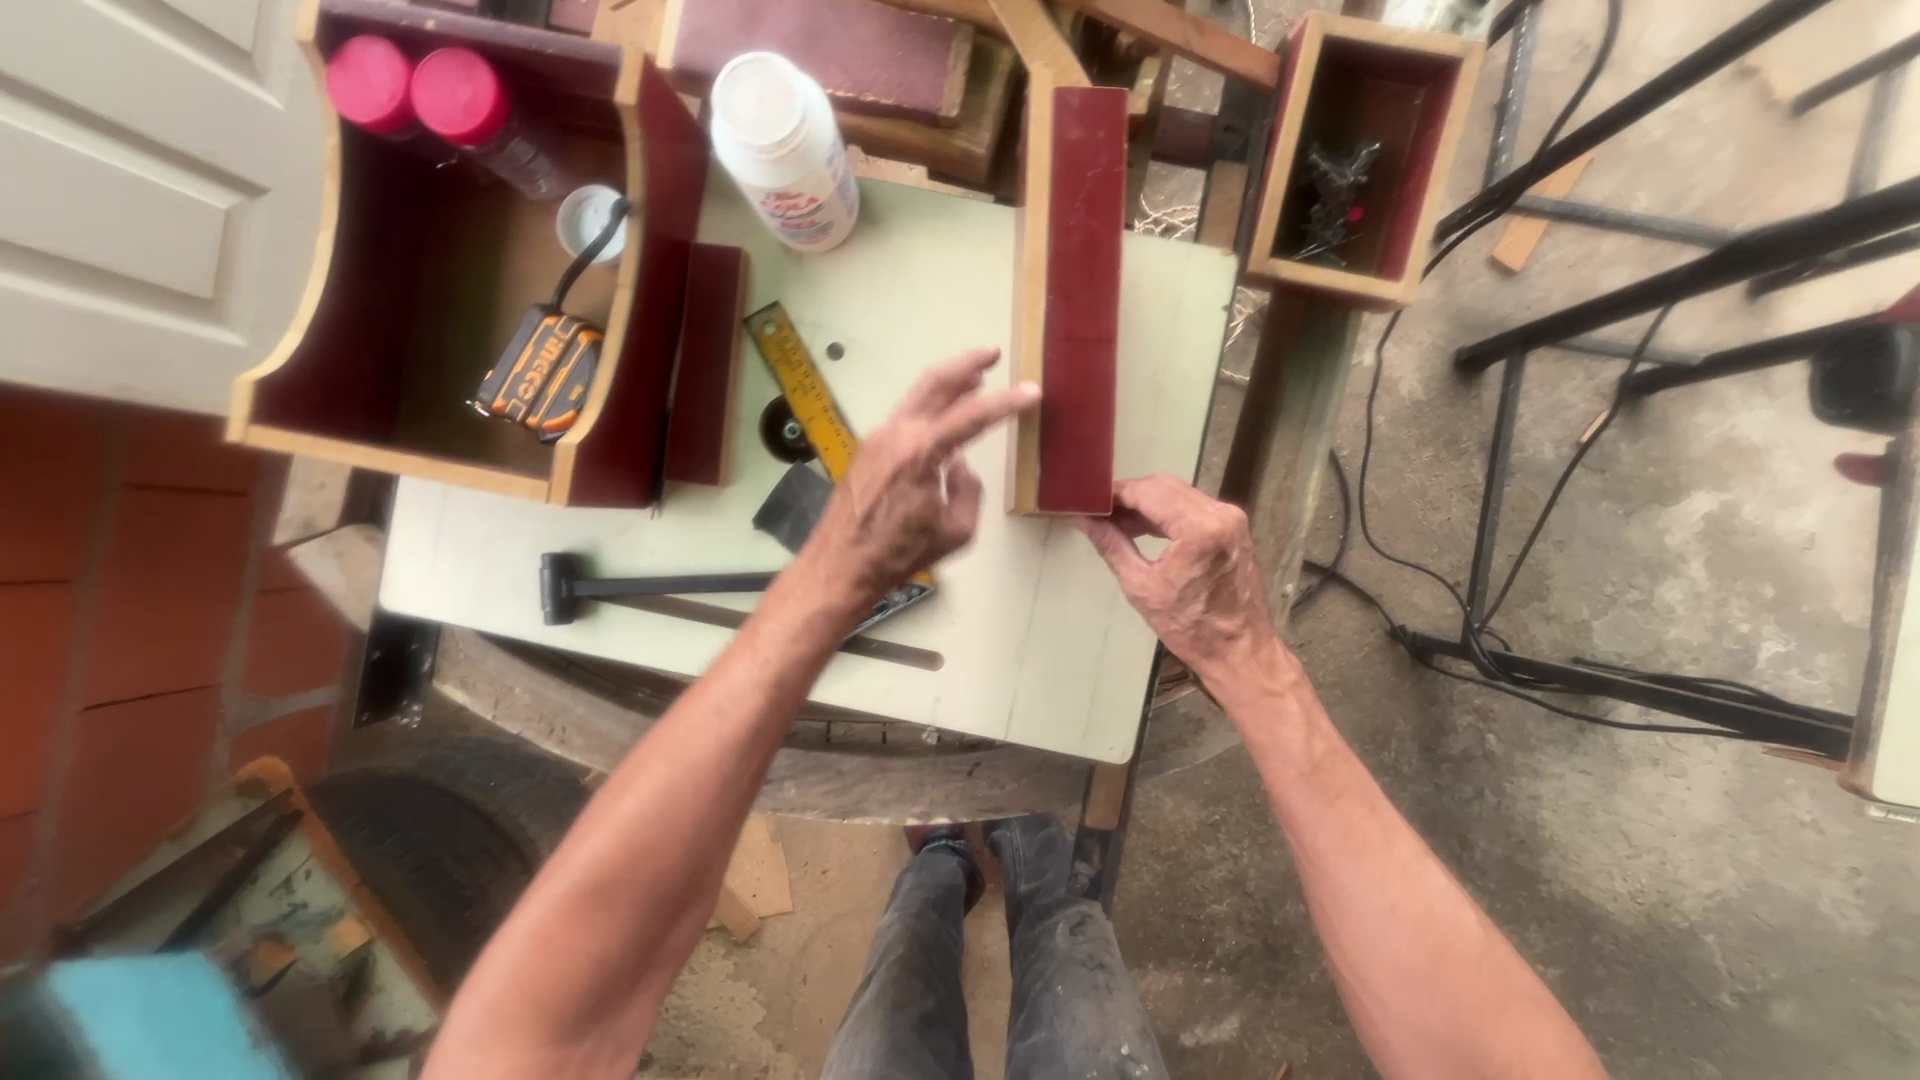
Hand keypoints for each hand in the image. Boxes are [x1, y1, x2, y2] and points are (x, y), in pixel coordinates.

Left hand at [799, 347, 1038, 608]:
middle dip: (966, 364)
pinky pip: (904, 420)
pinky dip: (928, 411)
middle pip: (935, 383)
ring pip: (917, 397)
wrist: (841, 566)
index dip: (1006, 402)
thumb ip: (968, 490)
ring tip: (972, 379)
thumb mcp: (956, 531)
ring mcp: (877, 438)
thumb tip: (960, 465)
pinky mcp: (867, 450)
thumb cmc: (899, 555)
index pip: (973, 417)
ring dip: (947, 385)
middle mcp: (896, 434)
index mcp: (920, 453)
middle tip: (992, 354)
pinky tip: (941, 421)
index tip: (1031, 391)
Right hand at [1077, 475, 1288, 683]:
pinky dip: (1166, 513)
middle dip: (1129, 496)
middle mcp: (1219, 514)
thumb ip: (1112, 545)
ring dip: (1147, 503)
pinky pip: (1192, 507)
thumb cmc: (1189, 627)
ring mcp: (1230, 519)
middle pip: (1163, 486)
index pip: (1147, 492)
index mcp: (1198, 529)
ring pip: (1178, 493)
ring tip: (1116, 522)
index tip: (1090, 502)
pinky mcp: (1233, 527)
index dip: (1115, 494)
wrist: (1239, 650)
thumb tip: (1084, 520)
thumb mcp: (1141, 587)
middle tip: (1100, 513)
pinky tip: (1143, 527)